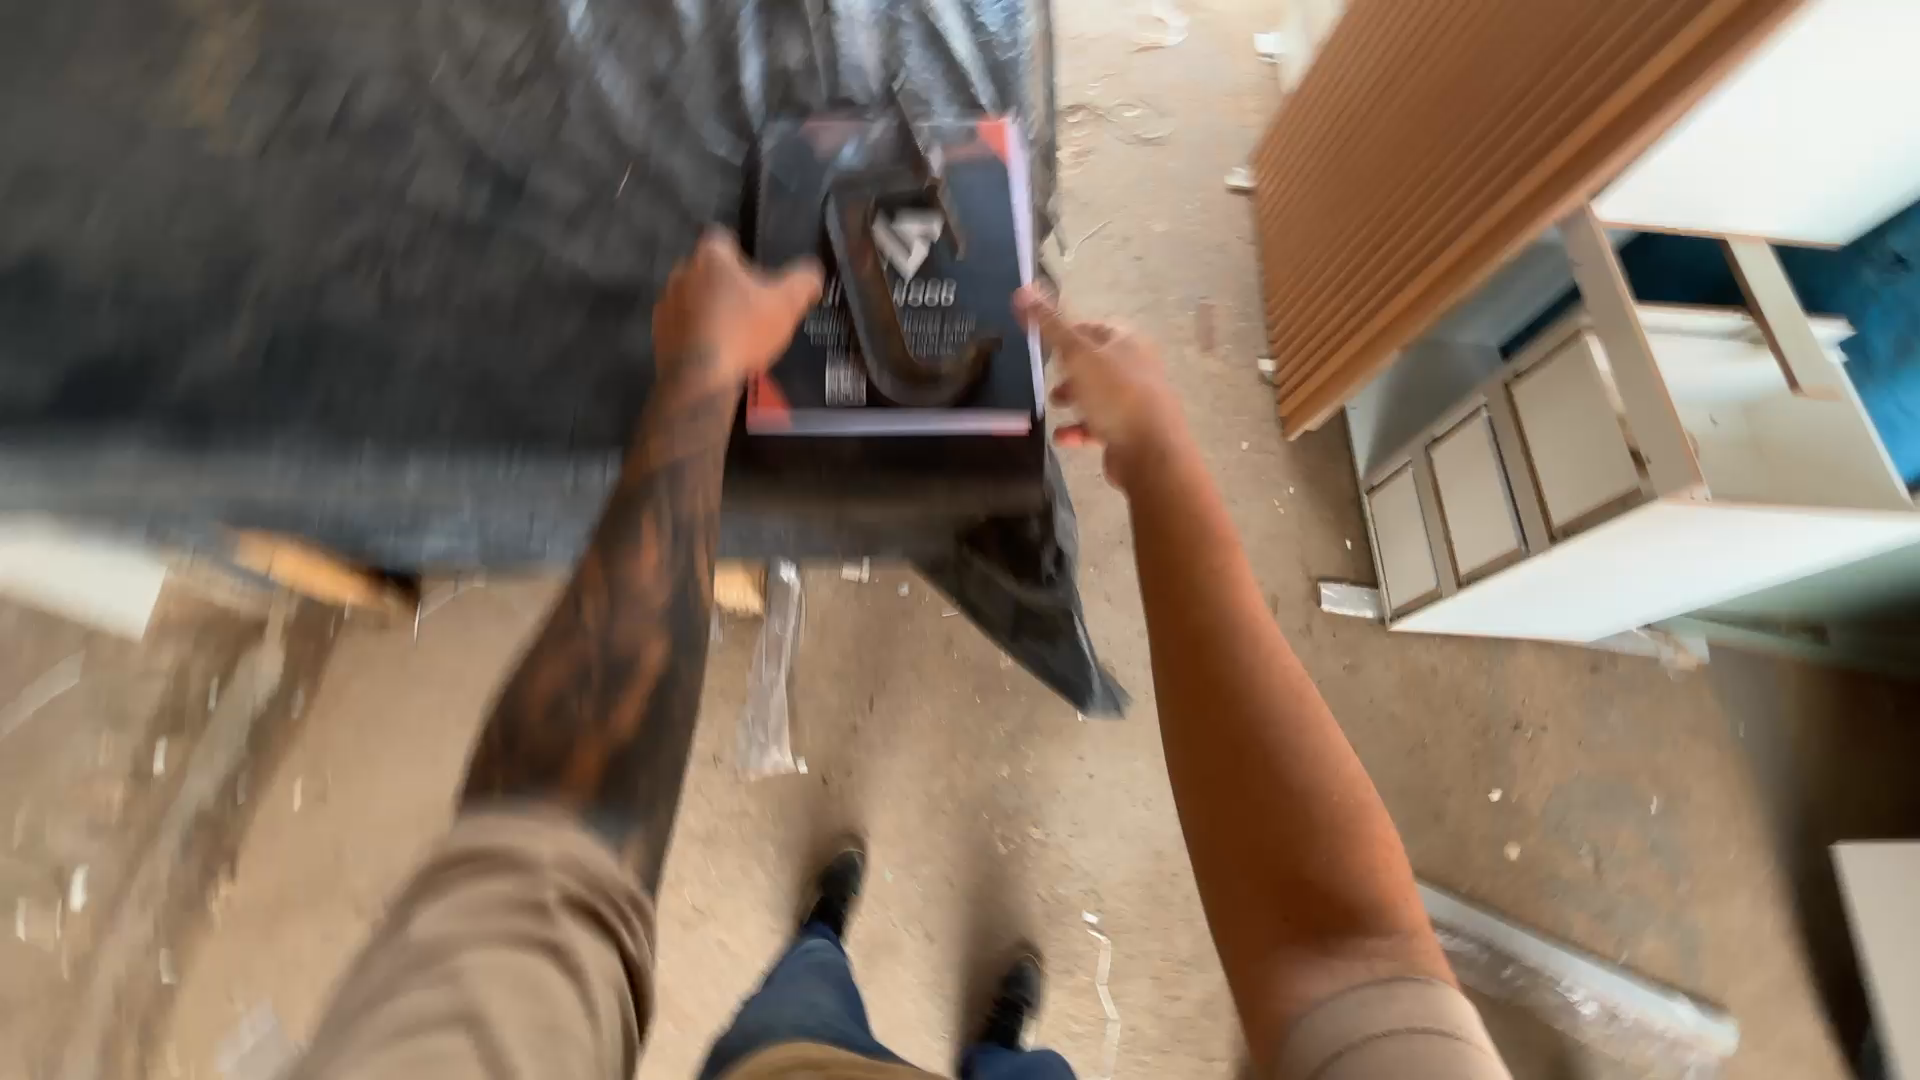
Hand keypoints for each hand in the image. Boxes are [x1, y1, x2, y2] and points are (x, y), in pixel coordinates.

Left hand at [653, 227, 824, 387]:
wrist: (700, 377)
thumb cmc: (744, 332)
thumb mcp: (787, 305)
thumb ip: (803, 282)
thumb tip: (813, 273)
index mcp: (711, 257)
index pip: (722, 238)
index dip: (739, 252)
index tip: (753, 272)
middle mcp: (681, 272)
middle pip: (707, 270)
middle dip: (724, 284)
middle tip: (749, 307)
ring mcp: (666, 303)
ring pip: (692, 298)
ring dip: (708, 310)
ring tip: (731, 334)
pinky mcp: (658, 333)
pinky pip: (682, 326)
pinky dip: (696, 333)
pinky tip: (714, 351)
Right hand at [1015, 285, 1187, 490]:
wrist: (1150, 451)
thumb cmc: (1115, 394)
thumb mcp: (1077, 354)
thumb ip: (1050, 325)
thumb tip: (1022, 290)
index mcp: (1127, 342)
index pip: (1093, 328)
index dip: (1067, 333)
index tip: (1044, 343)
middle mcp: (1135, 368)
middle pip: (1095, 363)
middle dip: (1068, 371)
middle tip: (1048, 379)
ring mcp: (1135, 402)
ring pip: (1097, 395)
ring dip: (1073, 400)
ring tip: (1054, 407)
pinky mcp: (1129, 432)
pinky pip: (1099, 426)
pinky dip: (1079, 430)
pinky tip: (1062, 437)